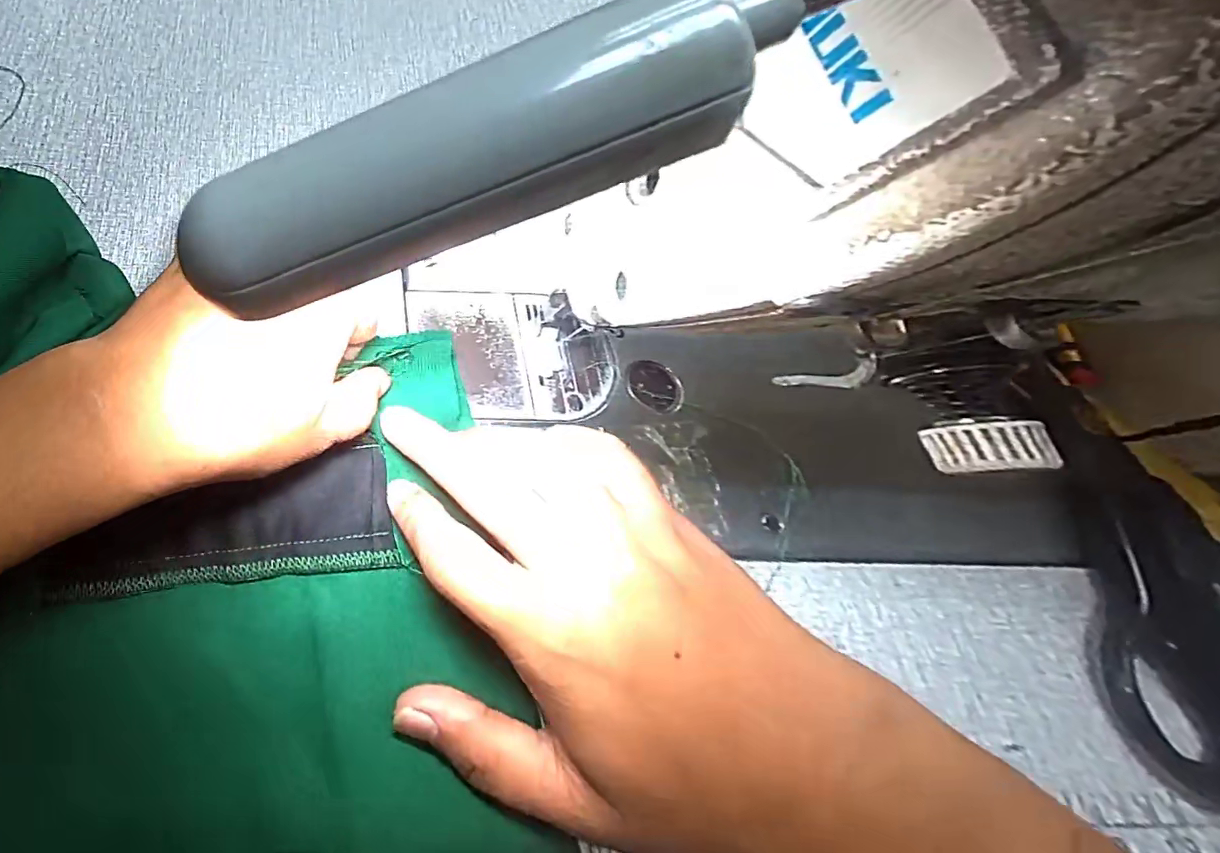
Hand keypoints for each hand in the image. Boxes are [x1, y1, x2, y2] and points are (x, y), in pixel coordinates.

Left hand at [87, 263, 391, 495]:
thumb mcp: (314, 432)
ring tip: (239, 359)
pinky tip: (209, 342)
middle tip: (282, 373)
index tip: (332, 372)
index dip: (352, 350)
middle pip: (319, 298)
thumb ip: (361, 402)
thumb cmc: (224, 423)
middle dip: (312, 331)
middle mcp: (285, 269)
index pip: (364, 316)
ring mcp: (235, 259)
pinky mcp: (192, 261)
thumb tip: (372, 383)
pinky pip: (228, 282)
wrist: (133, 409)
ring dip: (270, 317)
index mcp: (328, 303)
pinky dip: (229, 305)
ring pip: (273, 290)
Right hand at [379, 410, 1113, 852]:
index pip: (457, 556)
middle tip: (402, 420)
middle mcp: (583, 564)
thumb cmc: (690, 787)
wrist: (823, 767)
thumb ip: (483, 749)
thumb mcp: (577, 799)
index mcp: (551, 632)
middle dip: (436, 448)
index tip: (396, 494)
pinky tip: (544, 448)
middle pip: (489, 484)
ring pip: (544, 459)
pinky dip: (563, 442)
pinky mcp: (670, 520)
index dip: (418, 519)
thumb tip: (404, 710)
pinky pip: (605, 457)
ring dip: (496, 441)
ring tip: (463, 437)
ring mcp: (631, 532)